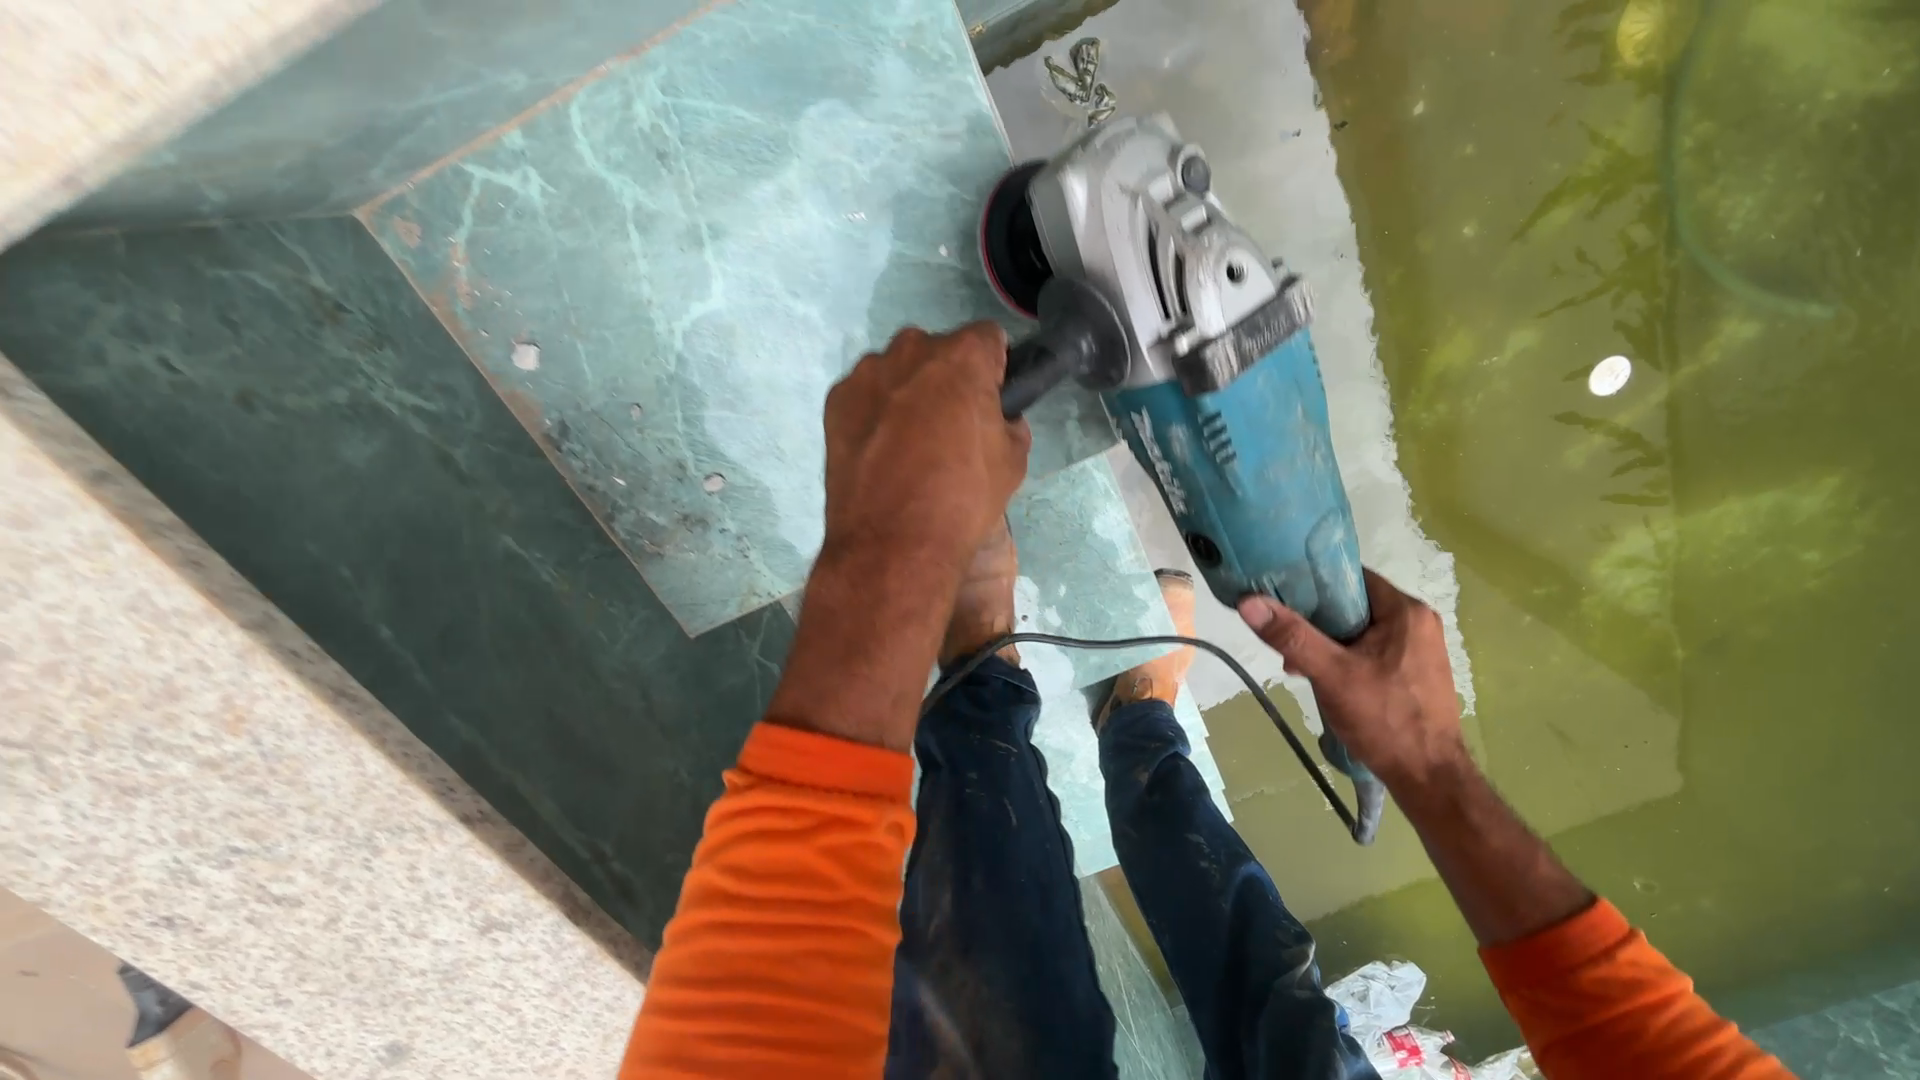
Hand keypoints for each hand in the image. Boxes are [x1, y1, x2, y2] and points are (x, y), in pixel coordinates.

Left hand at [822, 323, 1031, 567]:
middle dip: (946, 378)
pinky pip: (866, 395)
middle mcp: (911, 350)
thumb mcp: (1013, 461)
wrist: (893, 543)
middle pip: (938, 351)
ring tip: (910, 445)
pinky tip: (880, 453)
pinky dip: (874, 413)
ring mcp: (866, 374)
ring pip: (897, 371)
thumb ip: (1009, 422)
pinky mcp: (836, 401)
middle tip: (951, 427)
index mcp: (962, 356)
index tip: (990, 400)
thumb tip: (996, 418)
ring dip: (907, 393)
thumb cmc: (963, 499)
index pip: (988, 338)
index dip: (993, 369)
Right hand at [1237, 569, 1463, 788]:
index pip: (1351, 577)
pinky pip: (1372, 650)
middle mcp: (1418, 622)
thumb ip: (1291, 636)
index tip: (1281, 595)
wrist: (1429, 777)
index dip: (1314, 583)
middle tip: (1286, 640)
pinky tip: (1325, 680)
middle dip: (1316, 620)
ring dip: (1327, 643)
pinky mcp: (1415, 671)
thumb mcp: (1331, 674)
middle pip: (1354, 604)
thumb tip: (1249, 601)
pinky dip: (1345, 658)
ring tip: (1299, 666)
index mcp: (1406, 611)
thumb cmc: (1384, 719)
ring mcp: (1419, 648)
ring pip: (1360, 630)